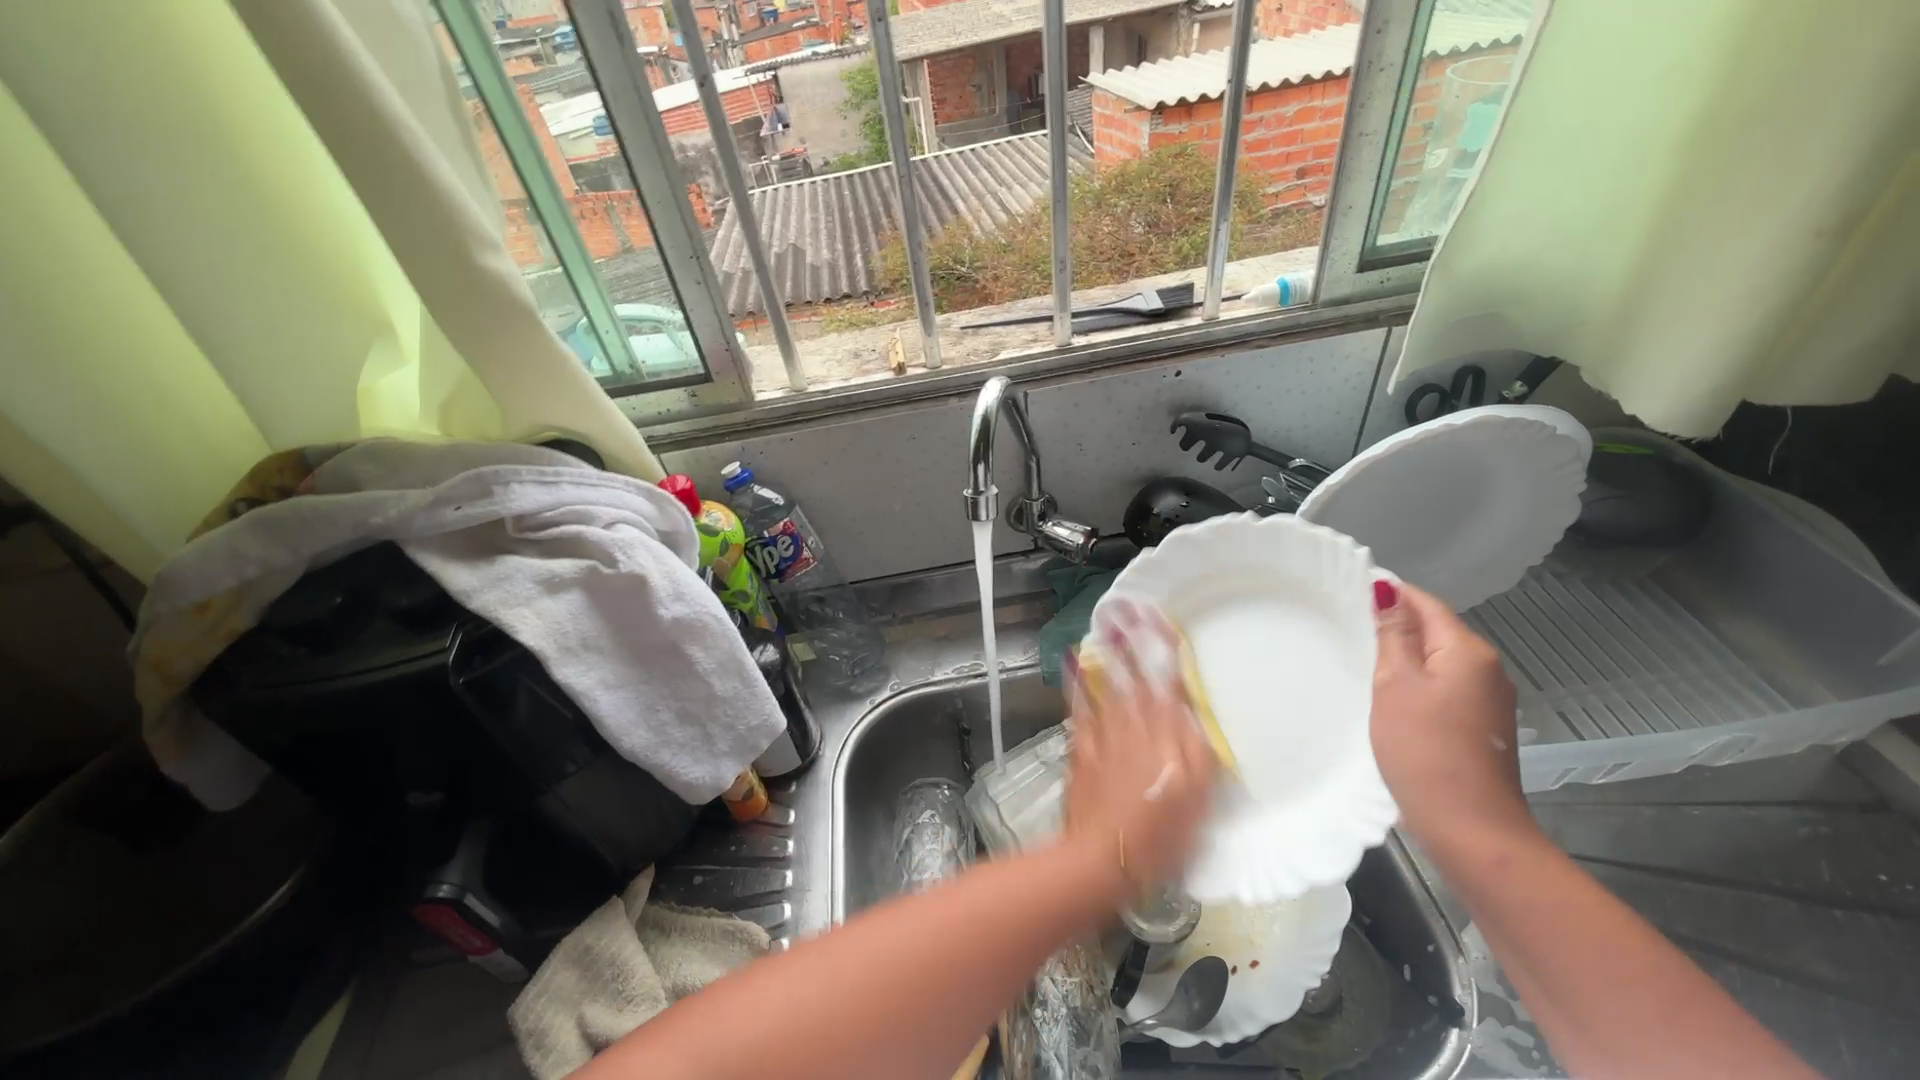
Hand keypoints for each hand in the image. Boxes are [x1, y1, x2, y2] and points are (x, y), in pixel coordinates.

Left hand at [1061, 599, 1217, 900]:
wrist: (1101, 858)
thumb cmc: (1159, 834)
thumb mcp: (1197, 795)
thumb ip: (1197, 748)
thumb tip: (1190, 712)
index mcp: (1166, 735)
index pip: (1167, 680)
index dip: (1162, 647)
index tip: (1158, 617)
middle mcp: (1132, 726)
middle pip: (1132, 675)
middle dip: (1129, 639)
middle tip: (1124, 607)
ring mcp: (1102, 736)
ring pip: (1104, 685)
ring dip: (1106, 653)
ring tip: (1102, 624)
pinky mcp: (1080, 750)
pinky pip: (1079, 708)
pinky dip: (1077, 684)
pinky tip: (1074, 668)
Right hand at [1370, 580, 1533, 848]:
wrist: (1472, 829)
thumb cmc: (1425, 751)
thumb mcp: (1396, 687)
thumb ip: (1393, 637)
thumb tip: (1388, 591)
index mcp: (1467, 652)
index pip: (1426, 604)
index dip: (1391, 593)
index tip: (1348, 591)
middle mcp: (1486, 669)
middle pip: (1436, 632)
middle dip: (1395, 626)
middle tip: (1344, 626)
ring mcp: (1488, 701)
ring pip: (1439, 663)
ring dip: (1404, 657)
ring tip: (1358, 659)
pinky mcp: (1481, 729)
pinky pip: (1444, 690)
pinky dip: (1416, 685)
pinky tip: (1387, 698)